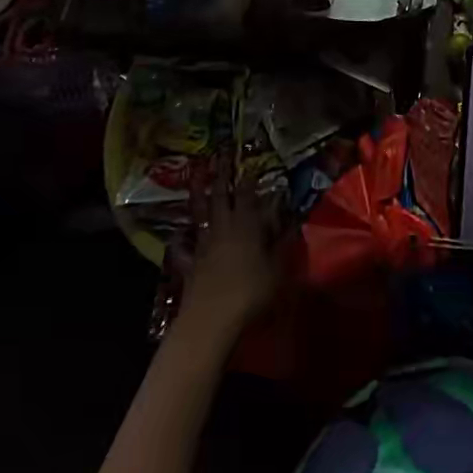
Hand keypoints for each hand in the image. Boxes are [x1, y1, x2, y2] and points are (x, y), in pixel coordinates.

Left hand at [182, 164, 280, 330]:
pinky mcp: (190, 261)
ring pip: (200, 212)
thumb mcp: (277, 268)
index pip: (248, 194)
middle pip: (221, 194)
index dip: (249, 178)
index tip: (249, 162)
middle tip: (220, 154)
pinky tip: (179, 234)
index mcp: (246, 224)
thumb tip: (292, 221)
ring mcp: (203, 243)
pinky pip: (184, 244)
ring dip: (199, 192)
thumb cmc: (251, 291)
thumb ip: (283, 243)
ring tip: (196, 176)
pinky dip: (182, 238)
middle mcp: (222, 226)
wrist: (211, 318)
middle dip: (221, 174)